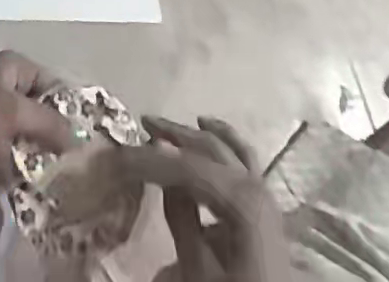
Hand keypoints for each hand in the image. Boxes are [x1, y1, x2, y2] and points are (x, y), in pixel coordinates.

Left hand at [0, 51, 75, 181]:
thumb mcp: (15, 114)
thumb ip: (49, 124)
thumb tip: (81, 138)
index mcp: (11, 64)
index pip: (51, 80)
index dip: (66, 105)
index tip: (81, 135)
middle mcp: (0, 79)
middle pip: (37, 104)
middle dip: (50, 129)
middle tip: (67, 155)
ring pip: (22, 127)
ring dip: (32, 147)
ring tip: (48, 168)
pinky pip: (5, 143)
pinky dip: (15, 158)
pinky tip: (23, 175)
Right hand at [115, 117, 291, 281]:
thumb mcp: (200, 272)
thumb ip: (182, 218)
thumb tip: (164, 171)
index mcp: (243, 199)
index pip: (188, 166)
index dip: (152, 159)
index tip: (121, 155)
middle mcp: (257, 189)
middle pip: (212, 149)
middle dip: (176, 134)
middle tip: (145, 123)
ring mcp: (266, 199)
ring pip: (231, 151)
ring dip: (201, 136)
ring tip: (177, 127)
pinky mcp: (267, 214)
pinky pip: (245, 166)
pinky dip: (225, 149)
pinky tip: (210, 150)